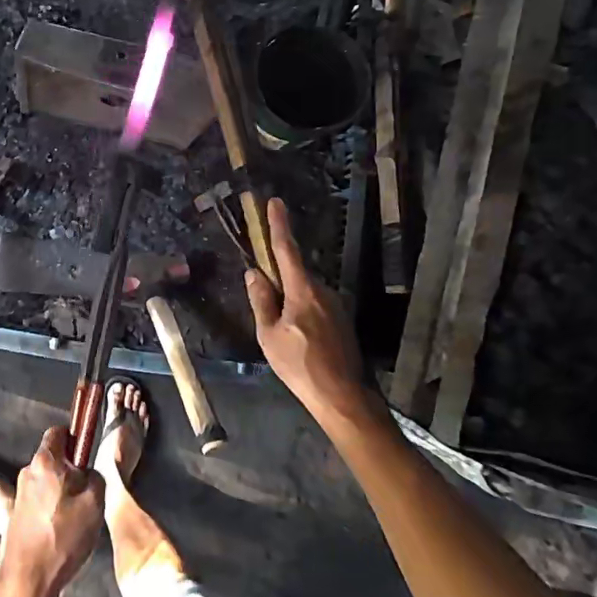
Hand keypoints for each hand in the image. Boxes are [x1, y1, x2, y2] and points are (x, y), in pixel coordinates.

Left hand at [0, 427, 103, 596]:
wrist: (25, 582)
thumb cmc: (63, 535)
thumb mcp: (96, 500)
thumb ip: (95, 476)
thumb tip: (86, 474)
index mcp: (45, 461)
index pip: (59, 431)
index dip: (76, 438)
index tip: (89, 456)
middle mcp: (27, 472)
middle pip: (54, 460)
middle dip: (72, 470)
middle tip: (89, 492)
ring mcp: (18, 496)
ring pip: (48, 483)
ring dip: (63, 492)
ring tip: (77, 517)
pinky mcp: (15, 517)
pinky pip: (40, 502)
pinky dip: (52, 510)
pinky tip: (62, 532)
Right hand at [245, 198, 369, 423]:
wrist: (341, 394)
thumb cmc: (299, 366)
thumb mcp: (269, 335)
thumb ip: (261, 301)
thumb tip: (254, 273)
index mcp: (303, 290)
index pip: (286, 250)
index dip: (278, 225)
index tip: (275, 202)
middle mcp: (323, 290)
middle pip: (295, 273)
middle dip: (278, 275)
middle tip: (263, 292)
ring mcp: (335, 305)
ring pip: (305, 291)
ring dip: (290, 298)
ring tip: (280, 329)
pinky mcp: (341, 319)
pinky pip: (315, 304)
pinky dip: (301, 309)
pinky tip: (296, 336)